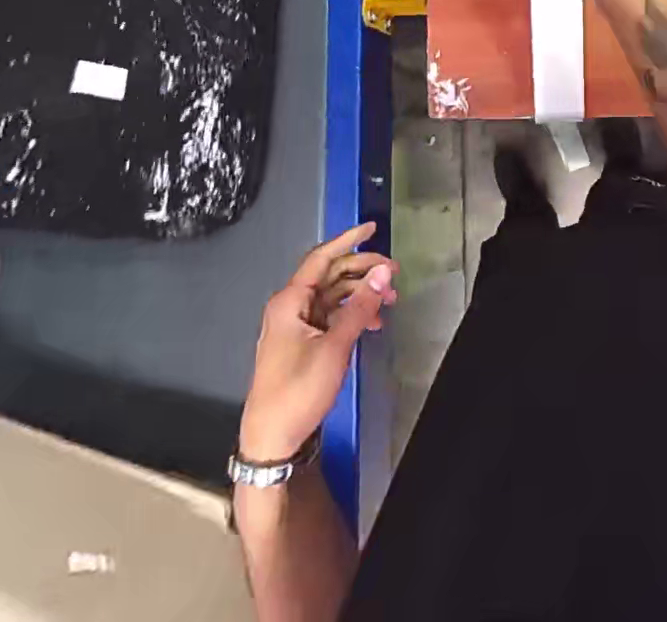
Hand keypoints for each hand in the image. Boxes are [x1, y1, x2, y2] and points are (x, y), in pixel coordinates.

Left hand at [239, 222, 397, 462]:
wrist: (272, 438)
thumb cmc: (298, 390)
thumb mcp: (335, 346)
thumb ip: (361, 306)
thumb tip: (384, 272)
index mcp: (290, 301)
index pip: (322, 258)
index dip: (348, 239)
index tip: (372, 228)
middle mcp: (291, 307)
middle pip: (330, 274)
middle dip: (363, 269)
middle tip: (394, 272)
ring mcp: (297, 324)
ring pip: (334, 294)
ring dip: (362, 293)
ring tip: (391, 299)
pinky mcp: (304, 341)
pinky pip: (332, 314)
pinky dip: (354, 312)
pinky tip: (374, 322)